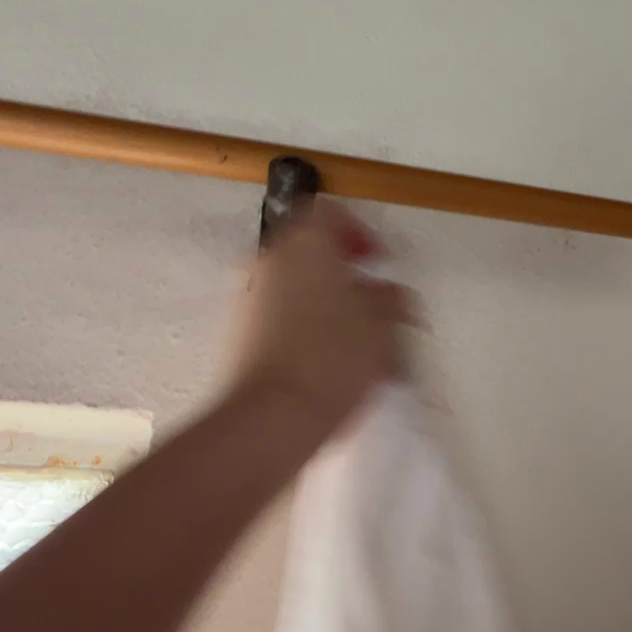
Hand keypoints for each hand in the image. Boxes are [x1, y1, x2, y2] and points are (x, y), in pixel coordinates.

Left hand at [229, 198, 411, 434]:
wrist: (270, 418)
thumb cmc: (333, 361)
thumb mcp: (382, 327)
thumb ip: (391, 299)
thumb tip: (388, 291)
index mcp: (306, 244)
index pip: (330, 213)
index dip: (359, 232)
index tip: (379, 263)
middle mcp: (270, 261)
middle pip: (312, 255)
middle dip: (347, 279)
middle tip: (375, 310)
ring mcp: (249, 298)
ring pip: (298, 291)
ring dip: (329, 309)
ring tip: (358, 348)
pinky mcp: (239, 335)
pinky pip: (282, 320)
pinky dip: (306, 331)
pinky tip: (329, 367)